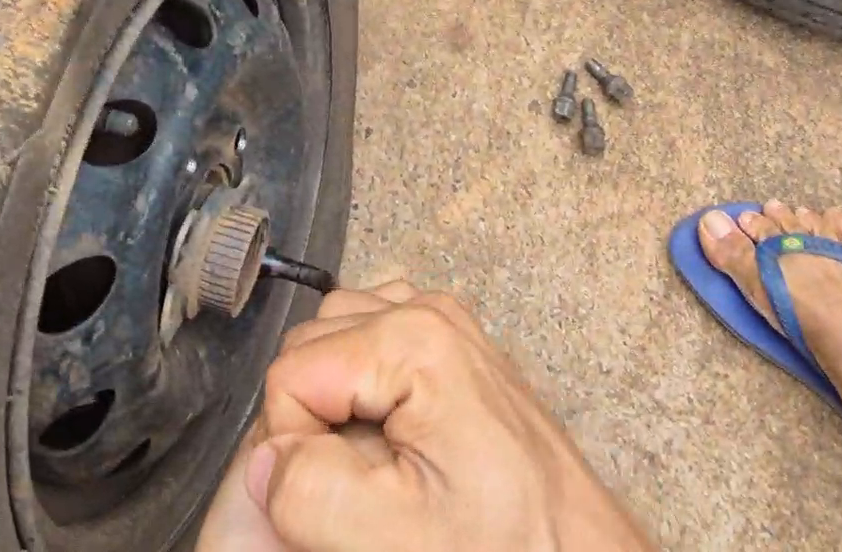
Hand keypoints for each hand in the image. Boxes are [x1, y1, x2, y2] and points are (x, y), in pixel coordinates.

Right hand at [197, 281, 652, 551]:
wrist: (573, 546)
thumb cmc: (508, 540)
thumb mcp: (393, 535)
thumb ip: (309, 492)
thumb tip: (267, 459)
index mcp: (413, 340)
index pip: (291, 371)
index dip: (295, 439)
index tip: (338, 488)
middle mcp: (426, 312)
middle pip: (310, 346)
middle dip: (311, 416)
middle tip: (354, 479)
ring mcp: (439, 321)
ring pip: (333, 336)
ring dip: (333, 395)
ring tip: (372, 456)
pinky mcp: (446, 340)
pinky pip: (369, 335)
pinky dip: (359, 377)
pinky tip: (383, 425)